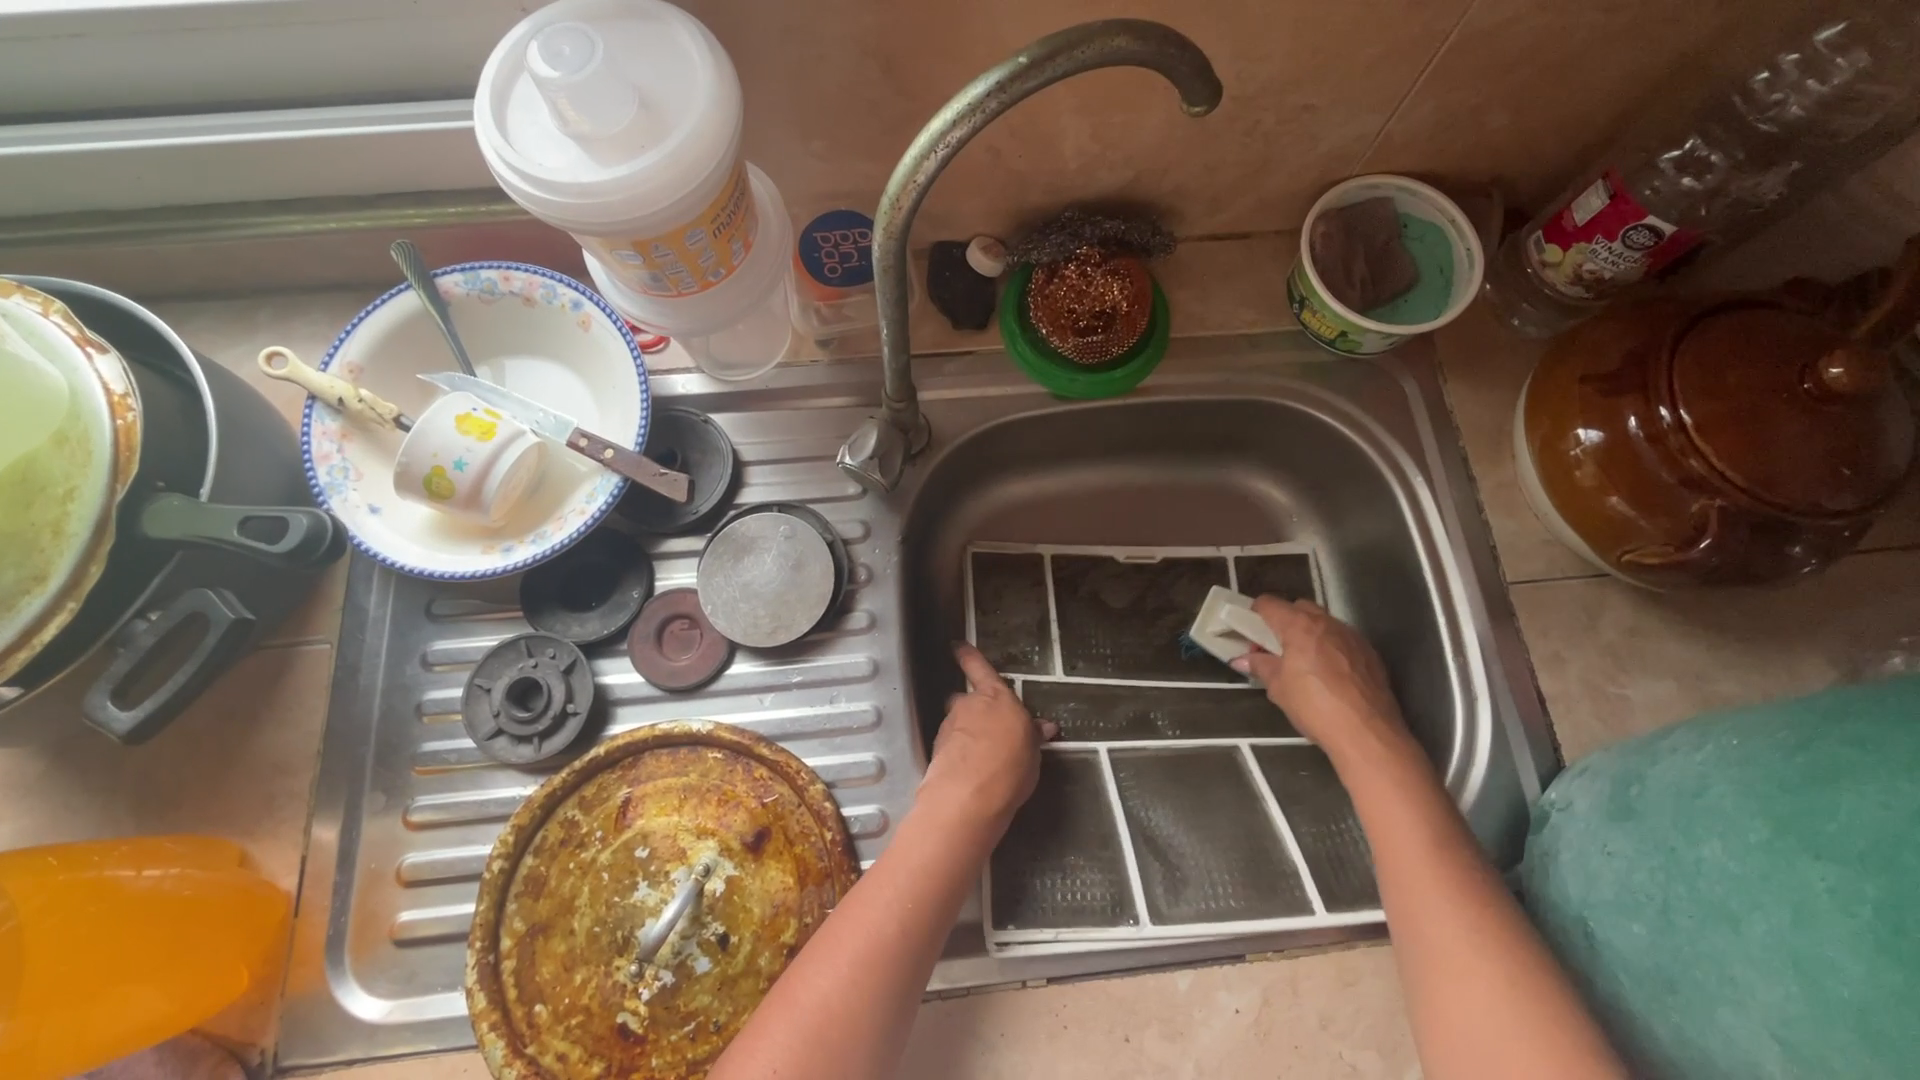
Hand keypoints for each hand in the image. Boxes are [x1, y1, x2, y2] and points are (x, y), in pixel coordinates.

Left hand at [919, 644, 1056, 836]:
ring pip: (957, 724)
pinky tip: (969, 772)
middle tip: (989, 731)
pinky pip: (951, 746)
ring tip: (981, 760)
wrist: (969, 796)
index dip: (968, 656)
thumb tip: (1045, 727)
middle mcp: (969, 705)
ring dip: (965, 735)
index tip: (956, 646)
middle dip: (973, 711)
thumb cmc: (1012, 766)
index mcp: (997, 697)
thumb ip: (1033, 736)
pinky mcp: (936, 749)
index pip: (979, 669)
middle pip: (966, 700)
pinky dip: (958, 754)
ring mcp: (949, 727)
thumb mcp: (1033, 753)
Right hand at [1232, 597, 1411, 765]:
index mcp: (1299, 627)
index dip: (1255, 613)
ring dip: (1309, 635)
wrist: (1367, 733)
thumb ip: (1260, 666)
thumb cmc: (1314, 707)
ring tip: (1303, 664)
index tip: (1250, 632)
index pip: (1270, 604)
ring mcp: (1352, 636)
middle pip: (1299, 608)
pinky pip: (1343, 640)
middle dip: (1284, 622)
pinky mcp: (1370, 653)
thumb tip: (1242, 660)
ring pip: (1324, 623)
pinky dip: (1330, 648)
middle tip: (1275, 649)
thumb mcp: (1279, 688)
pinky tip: (1329, 676)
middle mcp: (1327, 624)